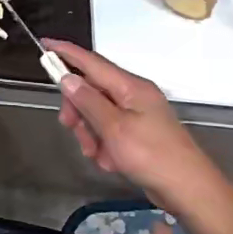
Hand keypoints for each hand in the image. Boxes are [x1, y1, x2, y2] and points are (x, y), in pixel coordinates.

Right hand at [48, 40, 208, 193]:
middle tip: (69, 126)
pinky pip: (108, 131)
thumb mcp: (113, 128)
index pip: (92, 62)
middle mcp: (133, 95)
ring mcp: (136, 114)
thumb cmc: (151, 155)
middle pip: (91, 90)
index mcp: (130, 87)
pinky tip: (109, 160)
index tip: (44, 44)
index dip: (66, 52)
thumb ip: (88, 101)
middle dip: (76, 109)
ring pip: (96, 113)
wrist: (188, 189)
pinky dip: (103, 144)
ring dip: (89, 132)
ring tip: (95, 153)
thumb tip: (68, 78)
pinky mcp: (137, 133)